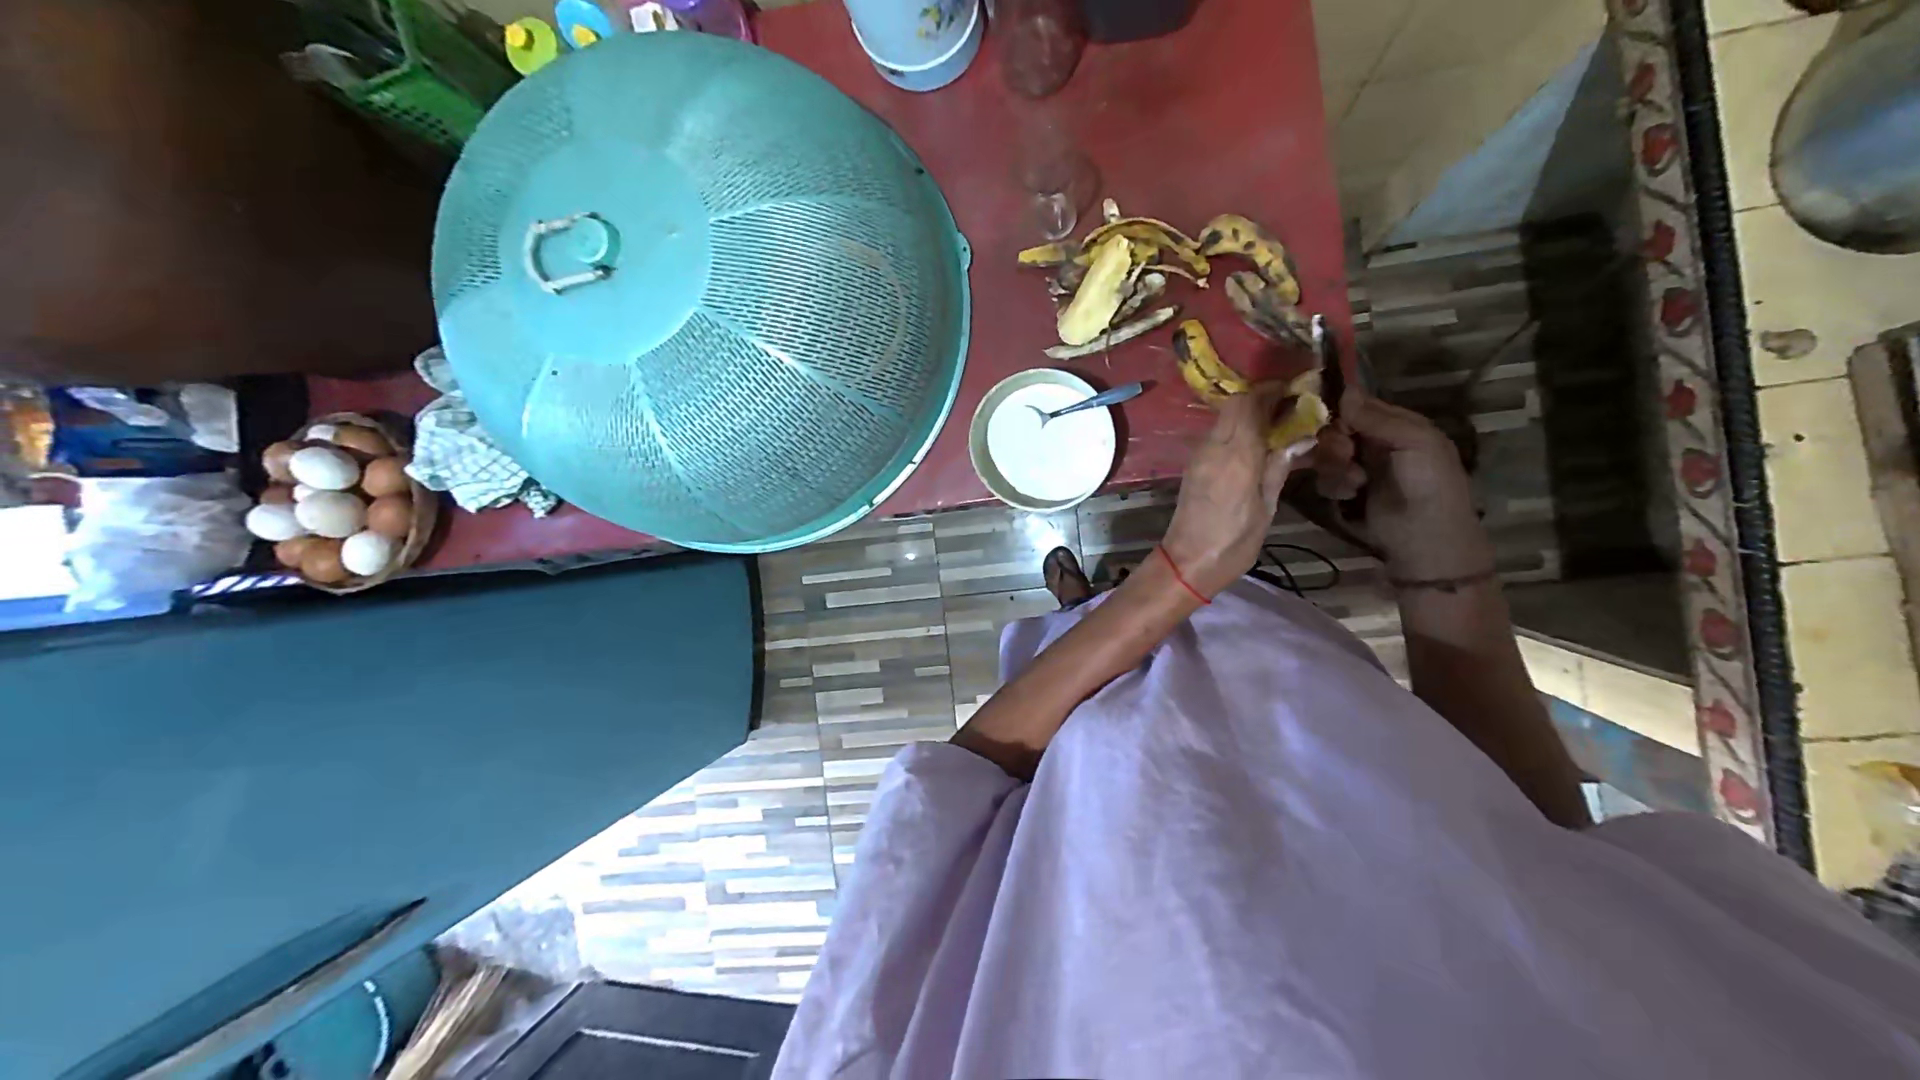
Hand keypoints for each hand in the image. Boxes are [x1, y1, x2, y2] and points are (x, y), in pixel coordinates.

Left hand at [1161, 385, 1316, 596]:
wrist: (1188, 562)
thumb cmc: (1233, 541)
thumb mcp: (1266, 506)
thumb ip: (1279, 467)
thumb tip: (1299, 439)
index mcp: (1236, 455)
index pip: (1249, 403)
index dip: (1272, 391)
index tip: (1296, 391)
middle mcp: (1213, 447)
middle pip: (1235, 405)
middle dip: (1262, 399)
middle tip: (1290, 407)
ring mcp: (1199, 456)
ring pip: (1225, 419)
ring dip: (1250, 414)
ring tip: (1279, 426)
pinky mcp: (1194, 466)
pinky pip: (1218, 436)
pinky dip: (1238, 431)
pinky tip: (1258, 445)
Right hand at [1312, 389, 1494, 581]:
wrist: (1424, 538)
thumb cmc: (1429, 484)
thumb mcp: (1415, 442)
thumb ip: (1378, 418)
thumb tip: (1345, 390)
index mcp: (1396, 424)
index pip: (1358, 404)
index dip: (1339, 408)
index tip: (1326, 417)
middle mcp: (1374, 442)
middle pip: (1335, 429)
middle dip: (1335, 443)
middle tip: (1348, 456)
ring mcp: (1358, 467)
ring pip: (1325, 455)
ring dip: (1334, 468)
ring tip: (1355, 484)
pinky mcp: (1345, 492)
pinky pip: (1324, 479)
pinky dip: (1333, 487)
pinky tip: (1349, 497)